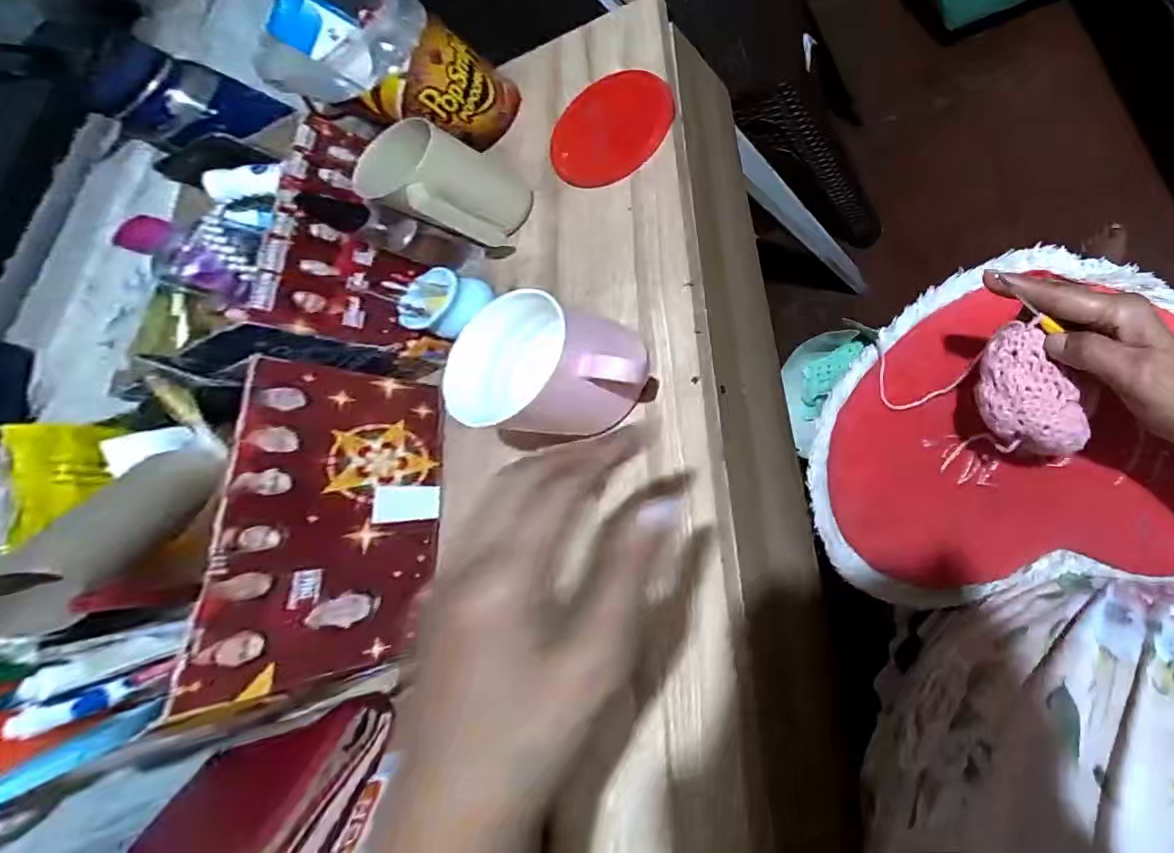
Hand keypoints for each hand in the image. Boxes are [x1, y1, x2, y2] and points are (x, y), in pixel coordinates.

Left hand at [379, 427, 684, 849]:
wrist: (452, 810)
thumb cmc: (540, 728)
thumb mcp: (600, 651)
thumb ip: (630, 568)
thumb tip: (664, 501)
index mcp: (507, 574)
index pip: (561, 486)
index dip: (606, 452)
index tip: (646, 432)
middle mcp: (466, 565)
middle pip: (518, 480)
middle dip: (574, 450)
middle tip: (623, 441)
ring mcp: (444, 584)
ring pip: (493, 499)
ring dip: (546, 469)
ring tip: (594, 464)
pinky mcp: (440, 605)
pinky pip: (482, 525)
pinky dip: (523, 498)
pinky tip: (549, 514)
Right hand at [983, 270, 1173, 457]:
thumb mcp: (1131, 374)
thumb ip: (1088, 351)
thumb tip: (1048, 338)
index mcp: (1122, 310)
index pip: (1065, 295)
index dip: (1026, 287)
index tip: (991, 278)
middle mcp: (1118, 311)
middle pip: (1064, 297)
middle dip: (1029, 293)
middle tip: (993, 290)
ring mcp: (1118, 328)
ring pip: (1068, 314)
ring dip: (1039, 313)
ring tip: (1009, 313)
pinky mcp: (1115, 348)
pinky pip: (1076, 334)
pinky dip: (1054, 334)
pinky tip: (1038, 338)